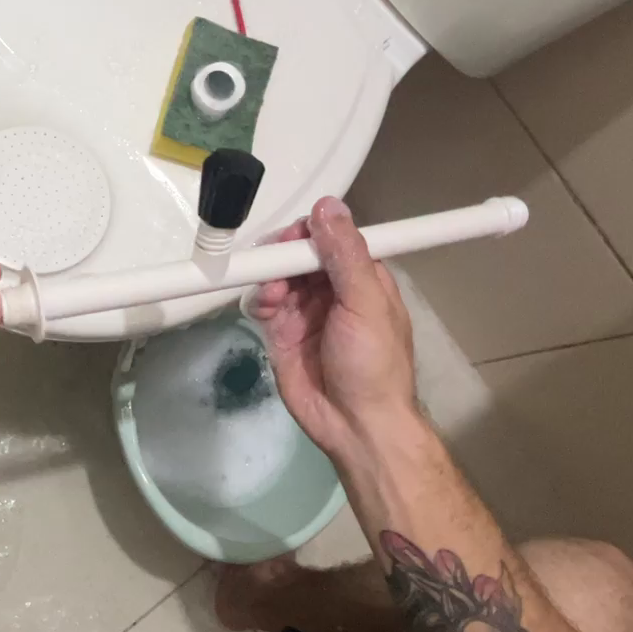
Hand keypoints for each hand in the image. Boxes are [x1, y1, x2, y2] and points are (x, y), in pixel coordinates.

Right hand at [248, 197, 421, 466]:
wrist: (354, 424)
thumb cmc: (373, 364)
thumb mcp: (366, 303)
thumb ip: (345, 254)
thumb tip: (328, 206)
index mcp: (362, 279)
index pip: (333, 239)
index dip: (312, 231)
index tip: (294, 235)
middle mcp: (332, 291)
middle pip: (300, 255)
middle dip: (284, 256)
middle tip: (274, 264)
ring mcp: (305, 313)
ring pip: (278, 277)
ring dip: (271, 279)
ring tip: (274, 297)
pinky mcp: (281, 334)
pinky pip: (263, 305)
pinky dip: (259, 300)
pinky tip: (265, 308)